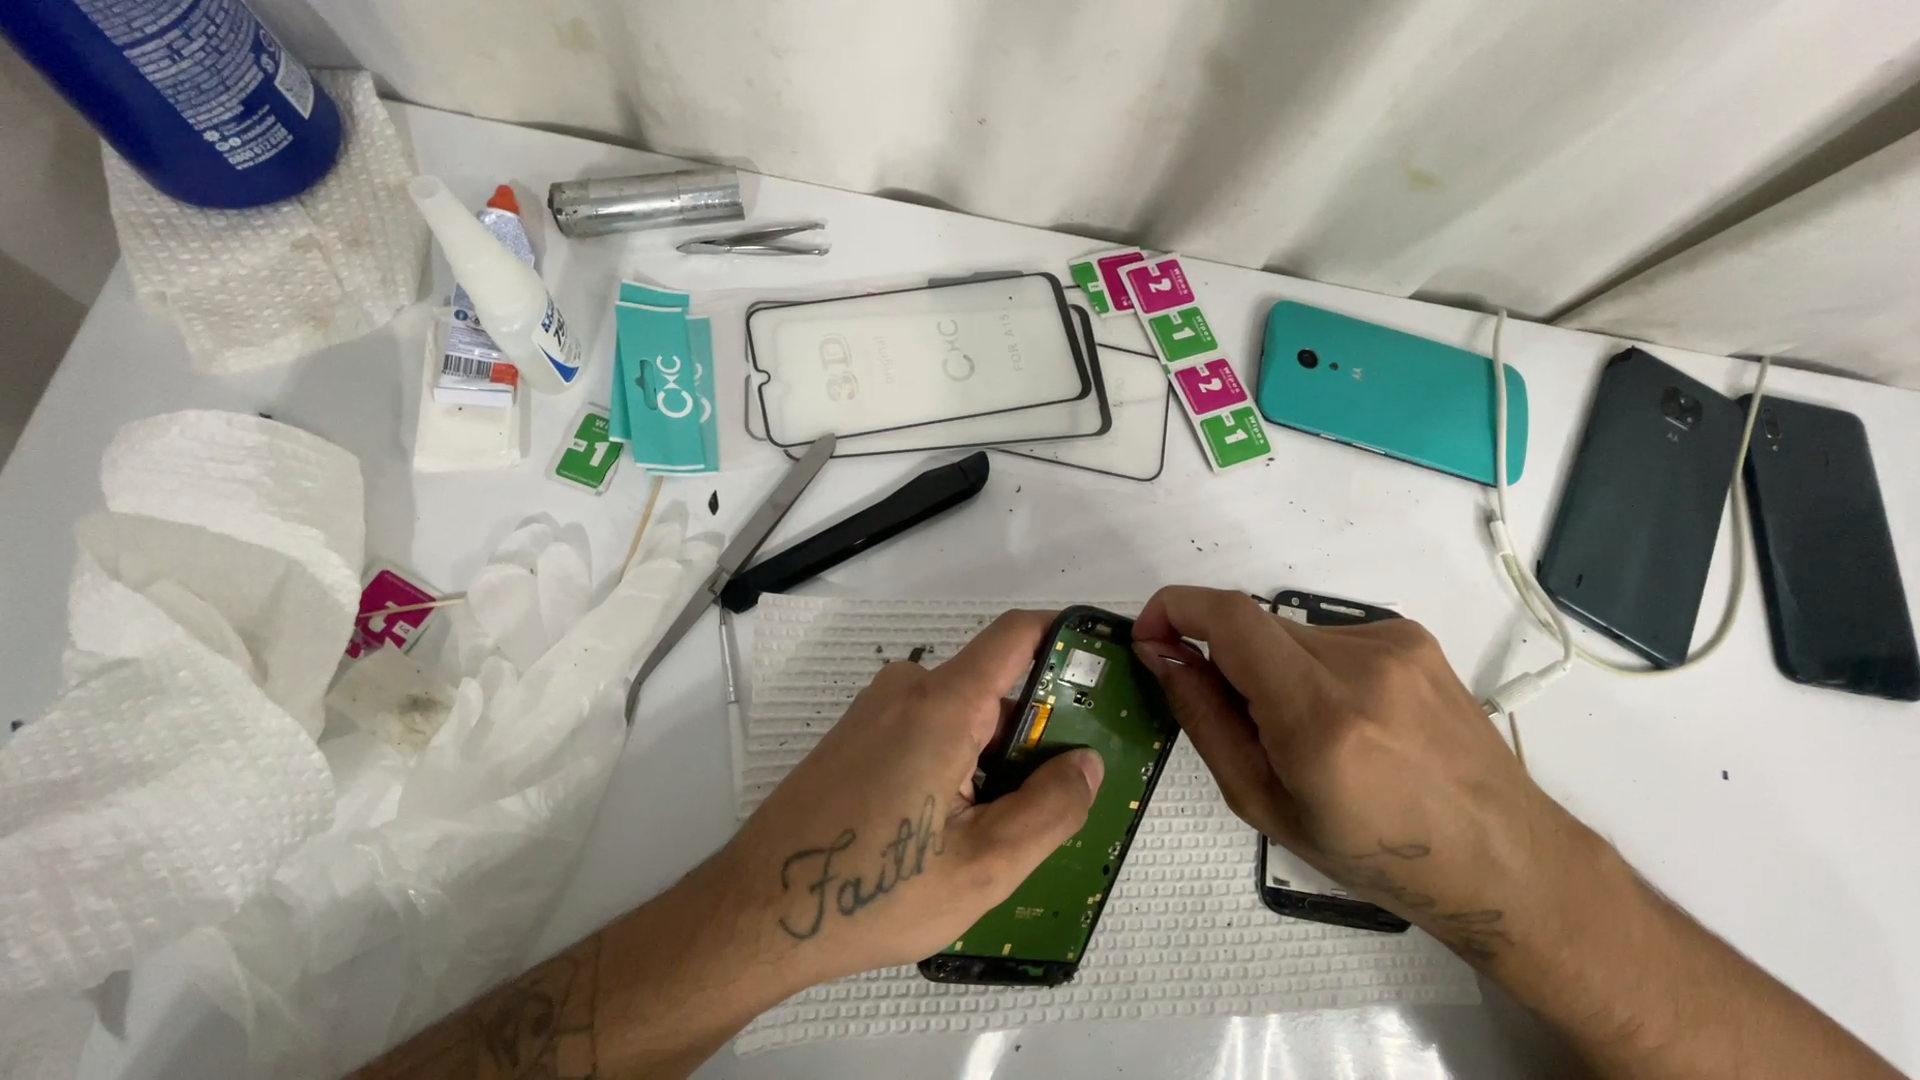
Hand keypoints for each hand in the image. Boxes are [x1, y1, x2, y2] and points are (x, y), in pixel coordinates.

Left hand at [706, 609, 1103, 991]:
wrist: (756, 912)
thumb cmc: (873, 890)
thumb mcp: (983, 866)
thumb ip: (1049, 808)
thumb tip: (1086, 761)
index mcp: (941, 704)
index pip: (1015, 634)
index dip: (1063, 639)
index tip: (1102, 674)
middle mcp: (906, 691)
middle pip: (993, 685)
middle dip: (1034, 732)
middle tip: (1054, 798)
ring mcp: (874, 713)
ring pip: (960, 714)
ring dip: (993, 757)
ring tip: (999, 829)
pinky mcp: (855, 739)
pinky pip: (926, 731)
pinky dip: (955, 762)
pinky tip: (948, 829)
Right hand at [1130, 586, 1604, 964]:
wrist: (1503, 858)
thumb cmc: (1372, 852)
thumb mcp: (1263, 803)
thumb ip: (1204, 718)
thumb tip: (1162, 652)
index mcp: (1319, 718)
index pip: (1229, 618)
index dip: (1174, 608)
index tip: (1150, 634)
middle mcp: (1361, 664)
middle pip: (1251, 625)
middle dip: (1221, 657)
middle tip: (1236, 716)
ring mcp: (1395, 644)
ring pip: (1287, 632)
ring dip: (1270, 666)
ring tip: (1307, 730)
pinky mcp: (1413, 636)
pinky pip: (1327, 636)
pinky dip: (1311, 666)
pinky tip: (1348, 717)